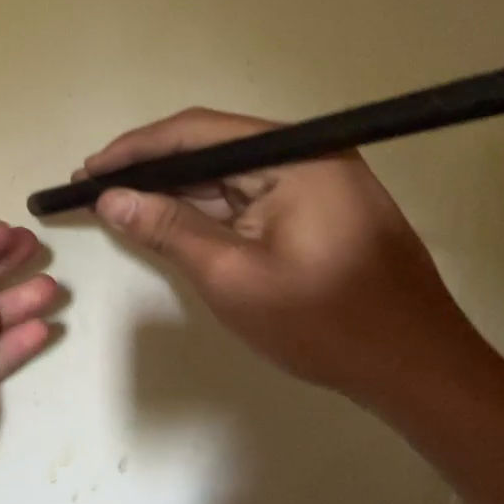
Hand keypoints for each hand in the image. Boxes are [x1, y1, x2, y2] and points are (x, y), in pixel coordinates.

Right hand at [79, 107, 497, 406]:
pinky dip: (207, 207)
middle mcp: (309, 154)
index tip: (86, 172)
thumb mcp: (231, 276)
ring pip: (228, 173)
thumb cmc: (323, 324)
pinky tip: (170, 219)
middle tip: (94, 189)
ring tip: (120, 203)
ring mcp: (318, 180)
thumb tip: (109, 198)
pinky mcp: (320, 207)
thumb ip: (167, 229)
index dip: (134, 150)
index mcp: (295, 157)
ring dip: (175, 188)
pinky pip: (248, 194)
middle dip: (149, 168)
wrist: (418, 371)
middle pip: (211, 147)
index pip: (197, 133)